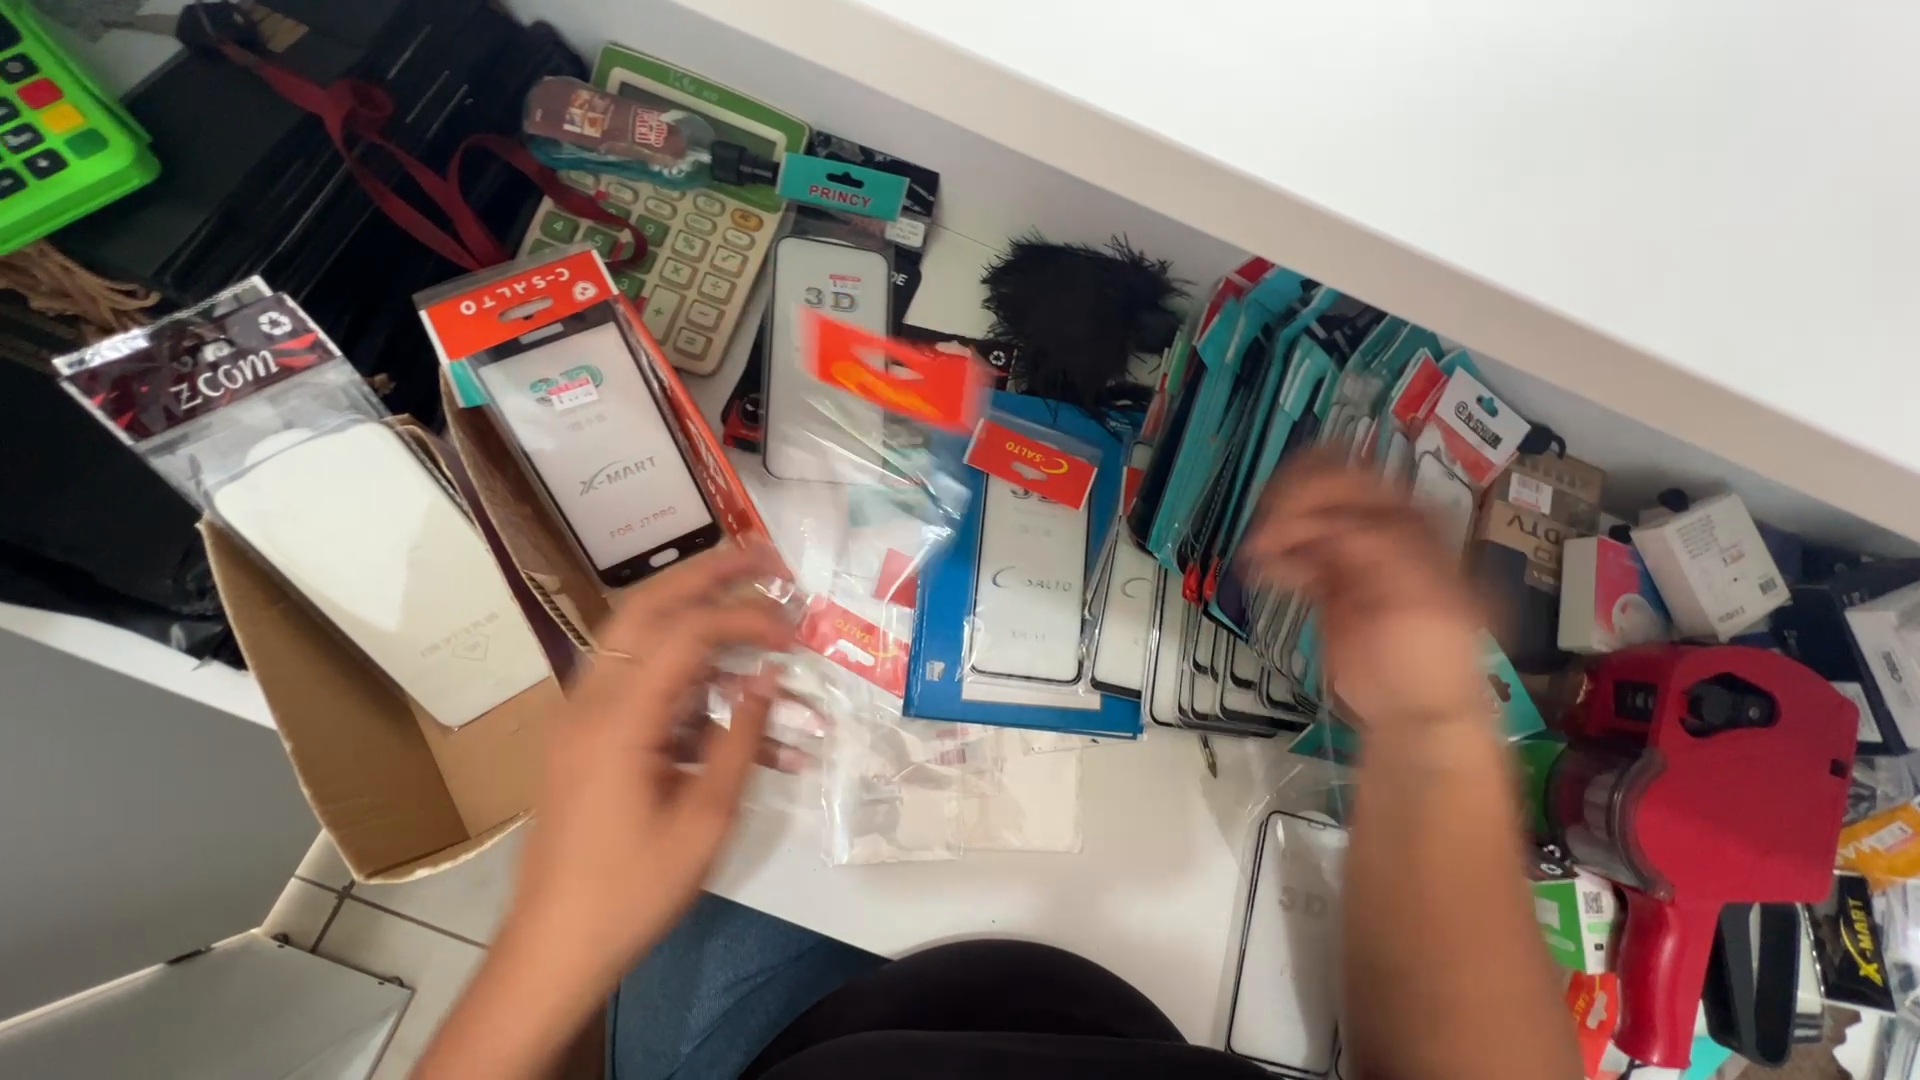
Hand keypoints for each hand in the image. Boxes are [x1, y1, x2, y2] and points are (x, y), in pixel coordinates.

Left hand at [506, 541, 796, 985]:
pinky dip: (686, 674)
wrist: (551, 949)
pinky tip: (731, 699)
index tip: (794, 632)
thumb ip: (740, 740)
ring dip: (696, 614)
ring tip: (749, 602)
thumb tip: (768, 680)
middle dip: (709, 575)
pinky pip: (640, 683)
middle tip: (764, 556)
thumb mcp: (704, 820)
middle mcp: (590, 701)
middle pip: (648, 608)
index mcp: (617, 720)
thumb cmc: (631, 891)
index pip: (686, 634)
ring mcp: (582, 716)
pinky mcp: (588, 736)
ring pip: (639, 637)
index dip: (746, 619)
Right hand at [1240, 455, 1487, 730]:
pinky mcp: (1331, 585)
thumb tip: (1334, 525)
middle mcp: (1386, 539)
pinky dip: (1276, 555)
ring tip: (1258, 553)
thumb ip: (1383, 557)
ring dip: (1280, 529)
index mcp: (1417, 535)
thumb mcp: (1419, 606)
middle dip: (1296, 505)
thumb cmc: (1428, 665)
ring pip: (1311, 521)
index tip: (1288, 516)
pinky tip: (1262, 567)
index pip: (1369, 490)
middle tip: (1266, 532)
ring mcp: (1356, 561)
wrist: (1414, 717)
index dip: (1326, 494)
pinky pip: (1298, 554)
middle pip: (1337, 496)